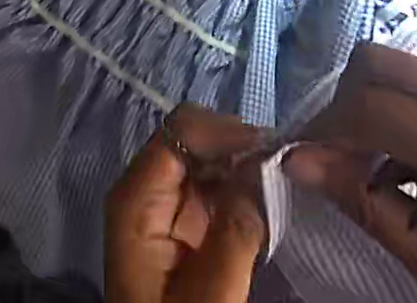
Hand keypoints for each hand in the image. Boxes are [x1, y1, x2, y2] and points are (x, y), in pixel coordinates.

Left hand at [105, 105, 267, 302]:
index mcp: (137, 196)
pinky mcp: (183, 221)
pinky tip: (262, 200)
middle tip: (279, 167)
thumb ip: (237, 228)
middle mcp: (146, 187)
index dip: (225, 131)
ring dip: (242, 163)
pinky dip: (240, 184)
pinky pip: (214, 183)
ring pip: (207, 156)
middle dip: (237, 145)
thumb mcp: (211, 297)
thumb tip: (262, 166)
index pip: (181, 129)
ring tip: (276, 181)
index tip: (268, 152)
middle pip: (193, 136)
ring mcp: (164, 203)